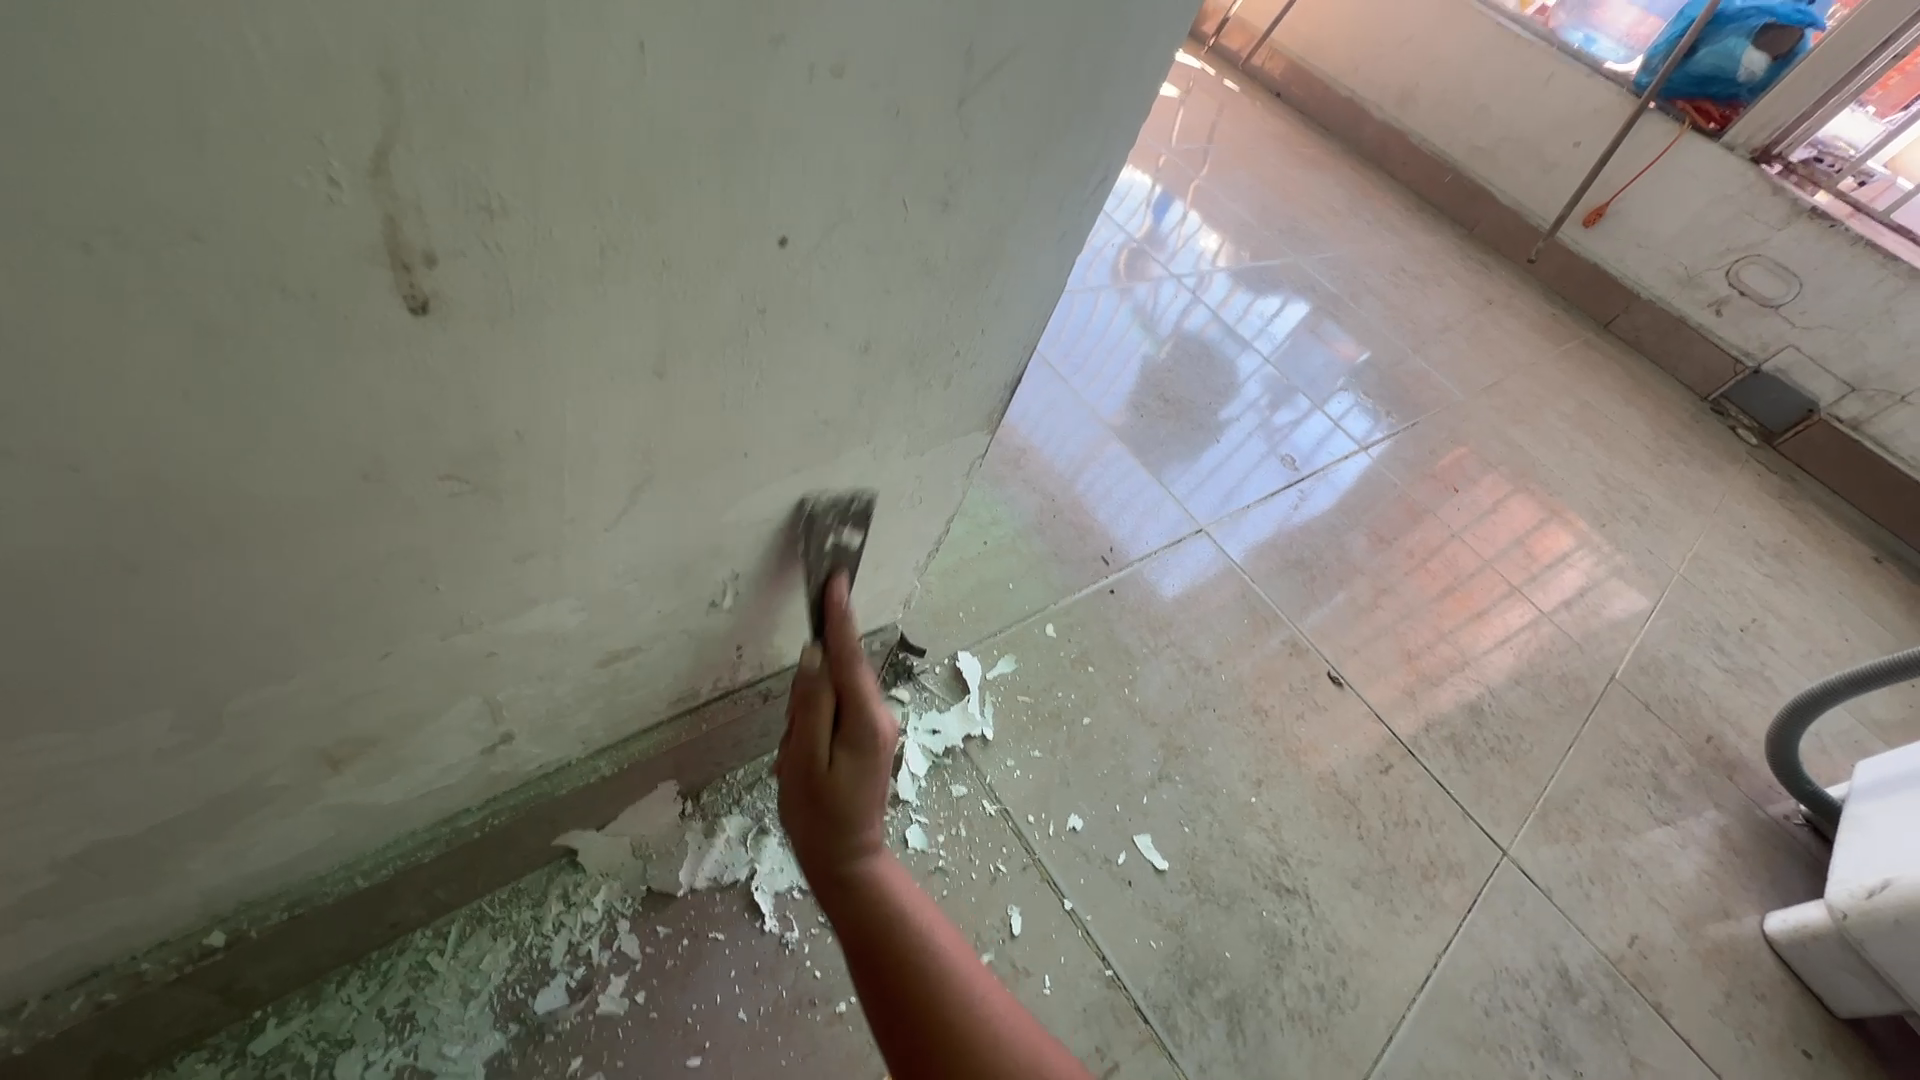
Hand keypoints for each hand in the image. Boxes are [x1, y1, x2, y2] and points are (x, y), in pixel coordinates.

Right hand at [776, 571, 898, 889]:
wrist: (847, 860)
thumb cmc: (817, 816)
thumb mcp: (801, 760)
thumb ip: (809, 703)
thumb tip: (814, 654)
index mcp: (865, 719)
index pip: (850, 655)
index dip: (840, 617)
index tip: (837, 580)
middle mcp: (880, 714)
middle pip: (841, 673)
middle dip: (810, 688)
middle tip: (793, 740)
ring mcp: (879, 725)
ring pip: (837, 692)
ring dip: (810, 712)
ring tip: (799, 758)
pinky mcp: (872, 735)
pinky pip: (840, 710)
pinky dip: (817, 721)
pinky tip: (807, 756)